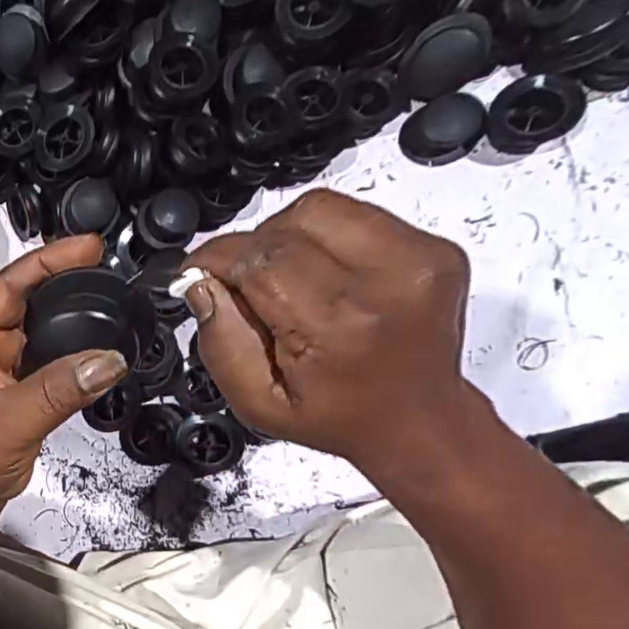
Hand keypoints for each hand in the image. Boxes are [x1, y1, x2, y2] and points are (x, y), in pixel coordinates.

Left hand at [0, 235, 128, 531]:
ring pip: (41, 326)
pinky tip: (94, 338)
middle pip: (26, 298)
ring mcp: (5, 368)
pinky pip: (53, 354)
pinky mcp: (24, 388)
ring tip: (101, 290)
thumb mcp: (12, 421)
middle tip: (98, 261)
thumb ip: (59, 389)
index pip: (6, 286)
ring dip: (70, 310)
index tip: (81, 248)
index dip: (45, 262)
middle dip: (61, 277)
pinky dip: (75, 345)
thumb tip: (104, 360)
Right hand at [183, 189, 482, 474]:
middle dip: (249, 251)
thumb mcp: (259, 404)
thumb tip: (200, 286)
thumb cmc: (341, 418)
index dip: (219, 259)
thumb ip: (222, 345)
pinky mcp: (430, 246)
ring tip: (284, 281)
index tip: (198, 271)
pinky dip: (323, 238)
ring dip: (285, 238)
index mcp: (339, 329)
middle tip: (242, 287)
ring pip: (320, 210)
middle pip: (287, 226)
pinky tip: (322, 276)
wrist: (414, 419)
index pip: (261, 259)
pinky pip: (356, 214)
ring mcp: (415, 259)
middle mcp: (385, 283)